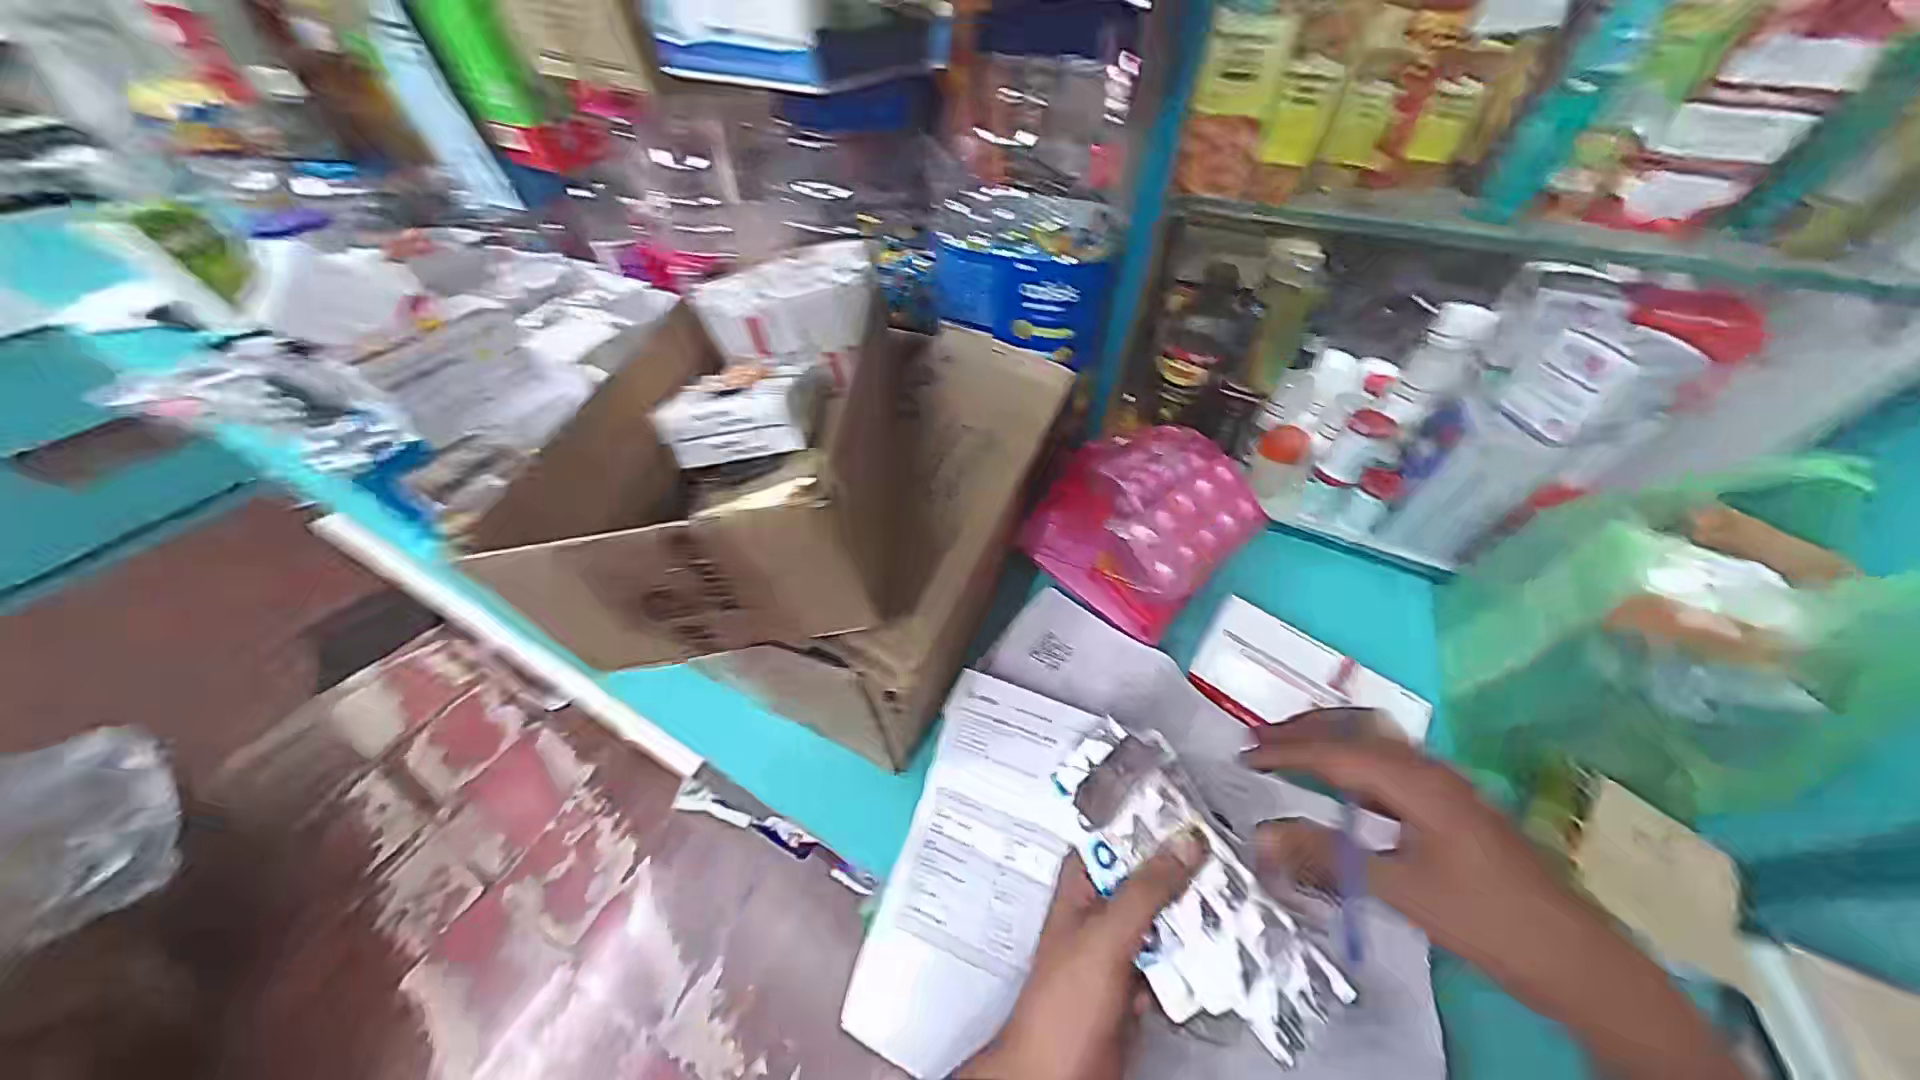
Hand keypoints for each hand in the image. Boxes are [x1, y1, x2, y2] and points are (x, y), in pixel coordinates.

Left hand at [957, 831, 1204, 1079]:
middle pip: (1147, 874)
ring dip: (1194, 913)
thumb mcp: (1108, 935)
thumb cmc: (1062, 1003)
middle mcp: (1100, 906)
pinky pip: (1173, 956)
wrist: (1059, 1075)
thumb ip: (1145, 889)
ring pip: (1164, 915)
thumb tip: (1182, 844)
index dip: (1149, 820)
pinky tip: (1222, 951)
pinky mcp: (1138, 980)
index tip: (1190, 808)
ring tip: (1237, 900)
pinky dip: (1194, 955)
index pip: (1116, 833)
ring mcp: (1120, 944)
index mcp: (1082, 882)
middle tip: (1228, 856)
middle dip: (1184, 869)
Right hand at [1244, 710, 1741, 1079]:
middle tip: (1255, 737)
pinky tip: (1337, 781)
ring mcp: (1443, 784)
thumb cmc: (1486, 920)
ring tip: (1285, 747)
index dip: (1285, 751)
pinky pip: (1387, 763)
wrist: (1580, 959)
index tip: (1243, 755)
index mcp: (1416, 781)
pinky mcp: (1449, 803)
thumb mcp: (1399, 890)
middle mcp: (1429, 769)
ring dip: (1326, 738)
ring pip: (1373, 741)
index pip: (1335, 752)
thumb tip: (1260, 834)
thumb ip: (1327, 856)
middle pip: (1355, 729)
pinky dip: (1349, 759)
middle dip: (1302, 729)